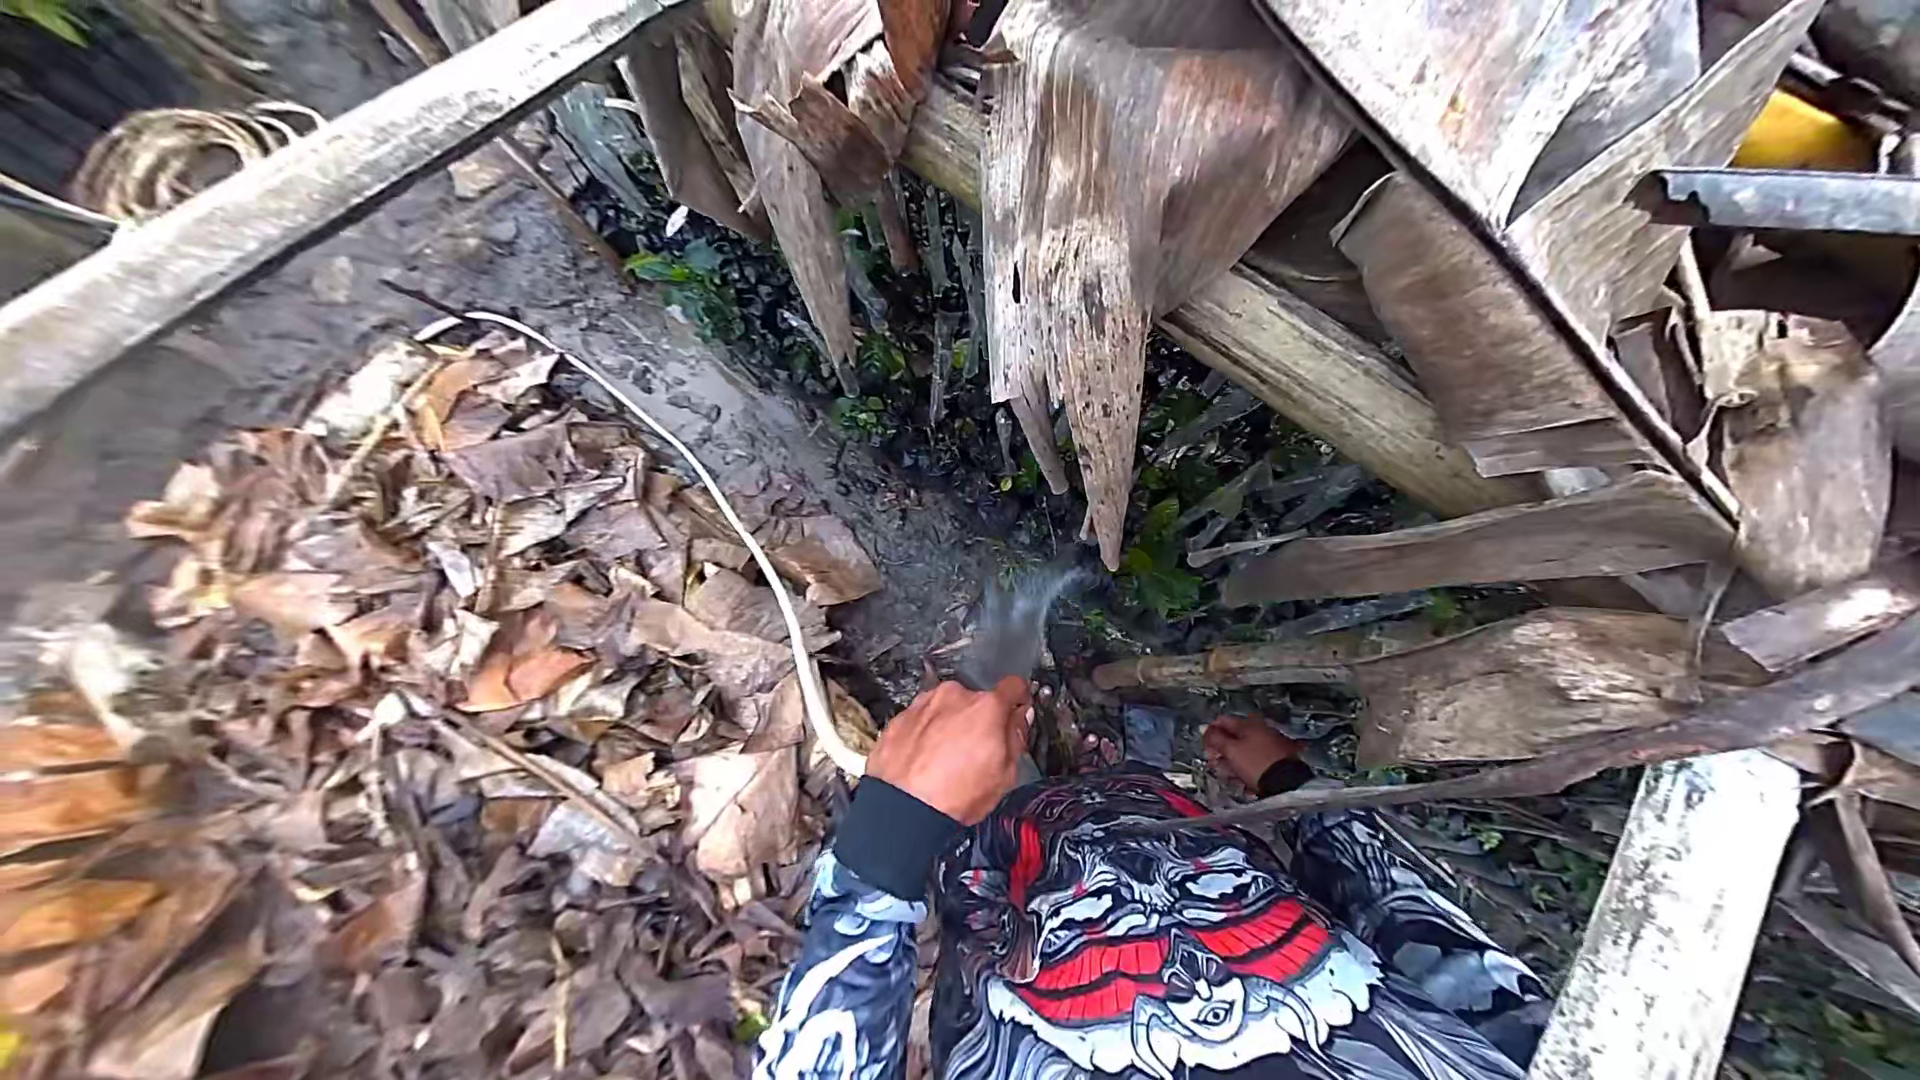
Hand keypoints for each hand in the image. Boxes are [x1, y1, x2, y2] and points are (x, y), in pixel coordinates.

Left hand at [865, 678, 1032, 824]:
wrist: (903, 809)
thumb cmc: (952, 796)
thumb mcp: (1005, 774)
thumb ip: (1017, 737)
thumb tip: (1020, 720)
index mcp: (986, 707)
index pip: (1013, 687)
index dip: (1018, 700)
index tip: (1016, 710)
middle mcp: (954, 697)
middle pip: (976, 701)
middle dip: (979, 721)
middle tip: (977, 752)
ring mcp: (924, 705)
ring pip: (947, 708)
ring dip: (950, 725)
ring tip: (947, 761)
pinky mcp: (901, 718)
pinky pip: (921, 719)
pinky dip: (926, 733)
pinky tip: (926, 760)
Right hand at [1203, 714, 1300, 789]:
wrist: (1288, 784)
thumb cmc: (1256, 764)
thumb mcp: (1230, 750)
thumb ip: (1215, 738)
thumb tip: (1205, 729)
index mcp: (1248, 723)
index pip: (1221, 721)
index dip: (1210, 733)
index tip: (1206, 748)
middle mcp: (1261, 729)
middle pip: (1233, 736)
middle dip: (1222, 750)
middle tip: (1216, 762)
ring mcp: (1271, 743)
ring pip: (1244, 749)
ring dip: (1233, 760)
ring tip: (1230, 774)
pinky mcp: (1278, 758)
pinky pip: (1256, 758)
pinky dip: (1247, 766)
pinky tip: (1244, 777)